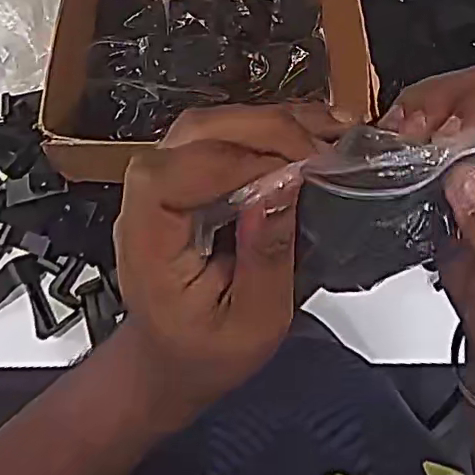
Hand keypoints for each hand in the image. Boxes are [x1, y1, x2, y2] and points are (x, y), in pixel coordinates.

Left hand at [110, 103, 346, 426]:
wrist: (175, 354)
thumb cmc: (203, 350)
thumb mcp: (252, 324)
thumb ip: (267, 257)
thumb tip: (284, 184)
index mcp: (147, 242)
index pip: (173, 175)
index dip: (235, 163)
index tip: (293, 174)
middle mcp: (149, 197)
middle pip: (197, 131)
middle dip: (266, 130)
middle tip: (321, 148)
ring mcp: (171, 175)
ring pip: (217, 120)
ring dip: (275, 120)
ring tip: (327, 132)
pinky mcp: (194, 166)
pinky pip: (231, 127)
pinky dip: (275, 124)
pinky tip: (312, 129)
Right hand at [388, 63, 474, 400]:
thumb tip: (468, 179)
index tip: (451, 131)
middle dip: (451, 97)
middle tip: (417, 125)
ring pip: (461, 97)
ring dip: (426, 105)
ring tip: (400, 132)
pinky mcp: (458, 163)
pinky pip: (434, 125)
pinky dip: (410, 126)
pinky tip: (394, 141)